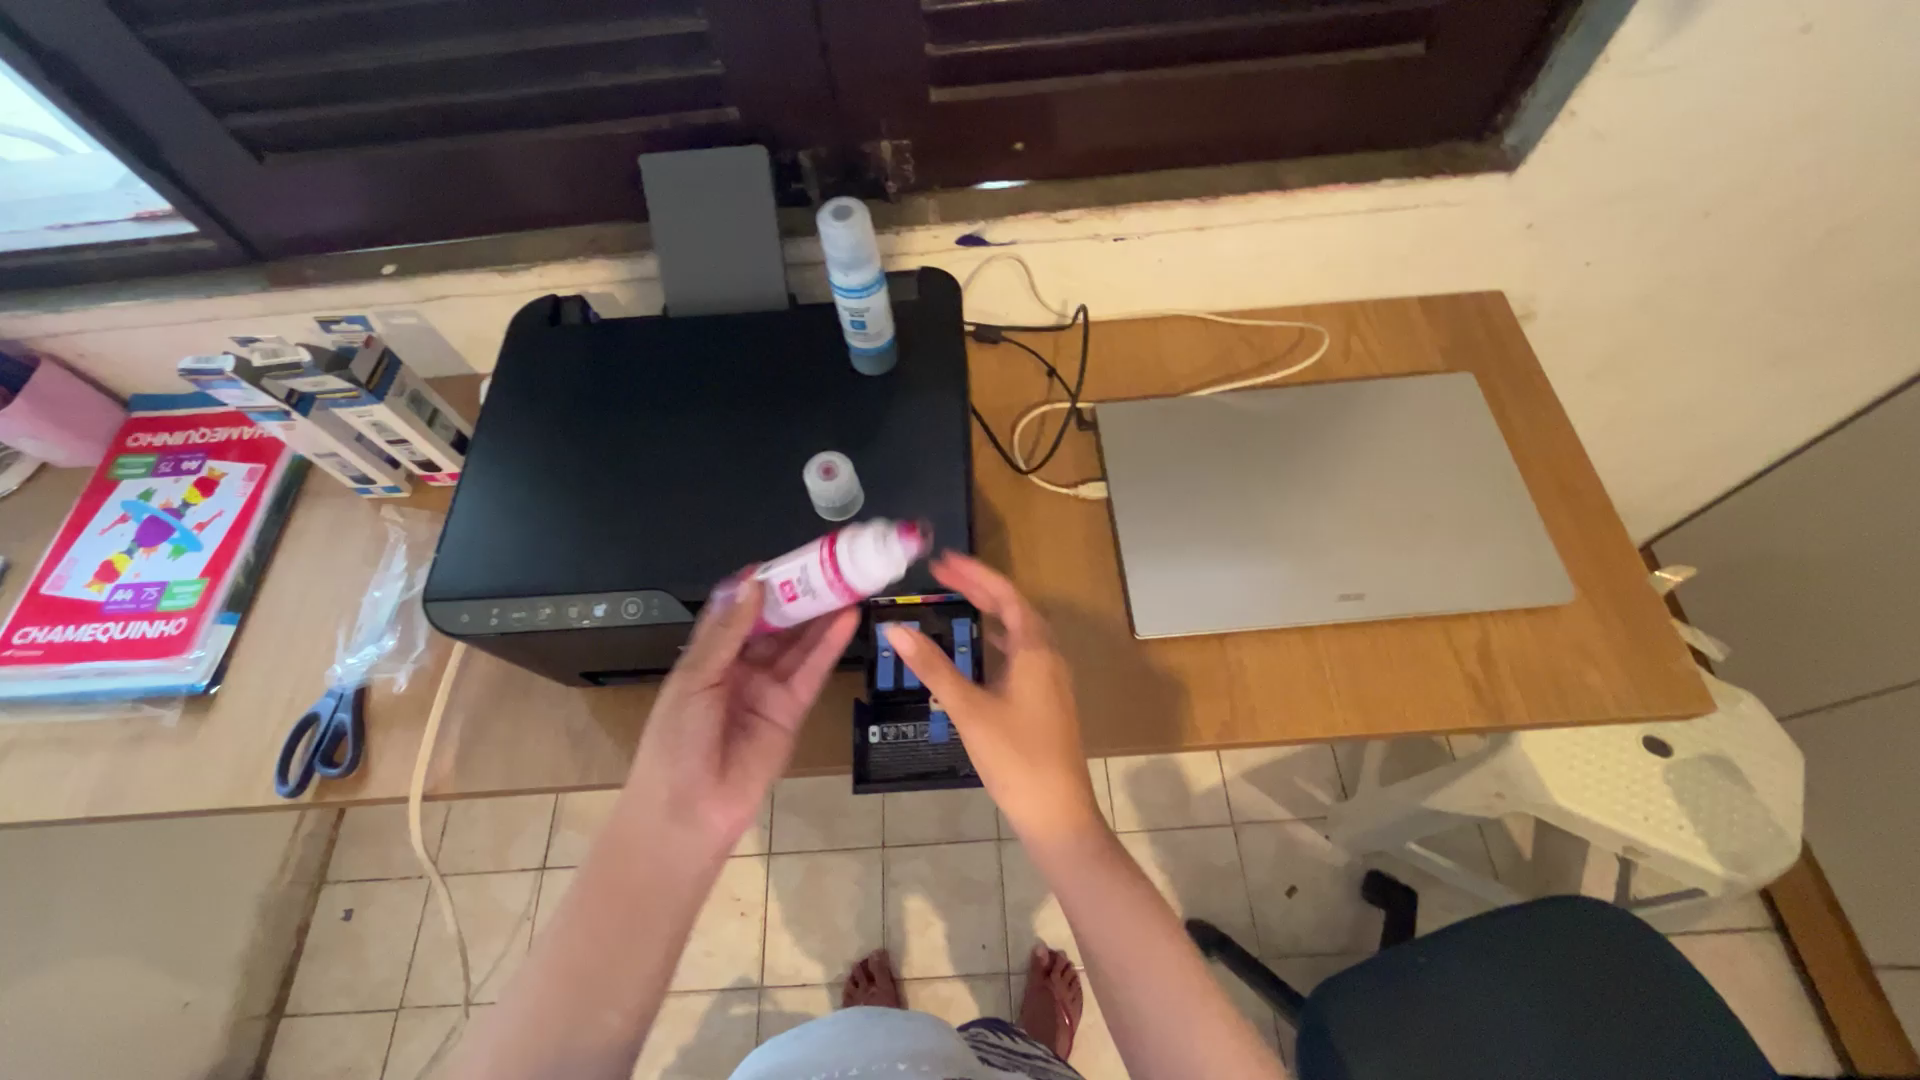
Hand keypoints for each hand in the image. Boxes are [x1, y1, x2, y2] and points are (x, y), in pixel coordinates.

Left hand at [627, 579, 857, 855]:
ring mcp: (766, 689)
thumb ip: (728, 631)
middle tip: (829, 566)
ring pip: (797, 643)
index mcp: (707, 656)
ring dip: (820, 614)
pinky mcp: (791, 710)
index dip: (761, 585)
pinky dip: (829, 644)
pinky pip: (811, 671)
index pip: (738, 611)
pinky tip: (847, 618)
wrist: (688, 812)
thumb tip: (752, 582)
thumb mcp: (695, 678)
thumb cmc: (676, 741)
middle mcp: (739, 668)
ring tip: (847, 583)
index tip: (786, 559)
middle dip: (799, 596)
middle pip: (774, 624)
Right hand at [884, 553, 1102, 846]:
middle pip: (1014, 609)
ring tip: (957, 600)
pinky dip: (997, 641)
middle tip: (942, 574)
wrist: (1057, 812)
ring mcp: (1051, 680)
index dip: (974, 574)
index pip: (1005, 595)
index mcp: (1035, 650)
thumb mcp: (968, 709)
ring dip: (990, 613)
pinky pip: (1021, 655)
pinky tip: (979, 651)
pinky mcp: (1046, 700)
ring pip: (1020, 633)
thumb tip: (896, 629)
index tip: (942, 561)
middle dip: (979, 589)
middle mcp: (1048, 657)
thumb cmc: (1015, 756)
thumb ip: (933, 667)